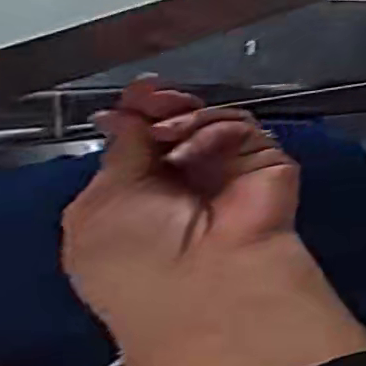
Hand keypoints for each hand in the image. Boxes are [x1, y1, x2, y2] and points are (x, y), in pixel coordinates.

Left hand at [61, 79, 365, 365]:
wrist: (202, 275)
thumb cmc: (132, 254)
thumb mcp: (99, 204)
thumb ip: (119, 151)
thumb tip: (121, 111)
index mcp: (139, 189)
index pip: (142, 138)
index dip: (139, 111)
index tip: (137, 90)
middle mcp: (185, 173)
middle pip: (180, 120)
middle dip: (165, 106)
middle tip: (155, 97)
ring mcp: (228, 163)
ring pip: (213, 117)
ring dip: (187, 119)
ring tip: (169, 134)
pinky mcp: (266, 156)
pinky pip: (242, 126)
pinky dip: (217, 130)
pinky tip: (195, 150)